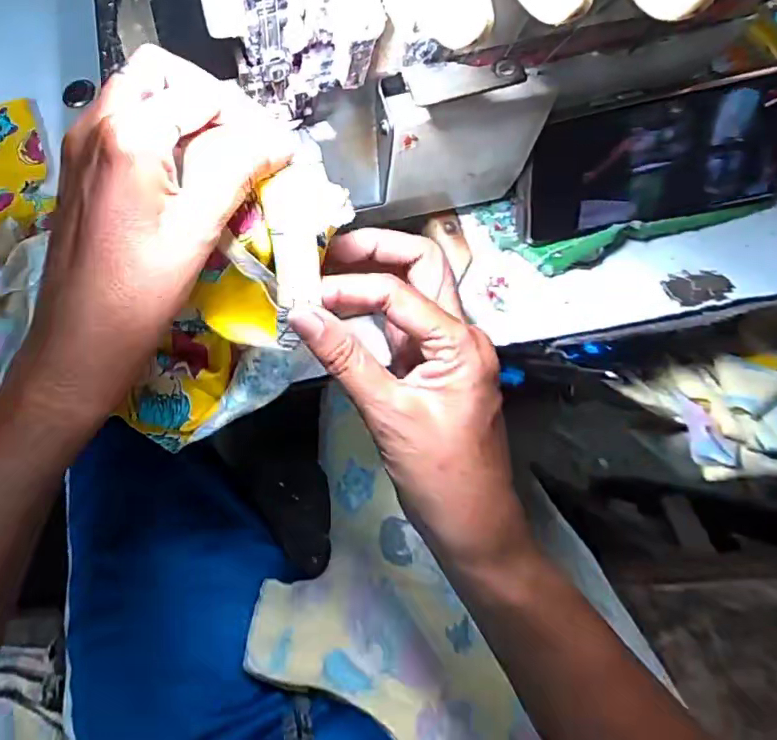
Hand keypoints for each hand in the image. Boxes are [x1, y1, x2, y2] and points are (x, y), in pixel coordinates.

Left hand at [7, 46, 293, 435]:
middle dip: (202, 94)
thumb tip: (279, 137)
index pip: (202, 94)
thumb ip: (237, 168)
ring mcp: (79, 145)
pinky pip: (118, 123)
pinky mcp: (77, 167)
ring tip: (214, 155)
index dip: (245, 118)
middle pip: (157, 72)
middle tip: (237, 138)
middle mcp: (94, 125)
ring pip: (135, 94)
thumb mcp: (196, 230)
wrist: (75, 344)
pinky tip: (180, 172)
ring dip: (177, 110)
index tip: (273, 150)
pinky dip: (153, 130)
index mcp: (127, 134)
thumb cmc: (136, 297)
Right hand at [287, 230, 534, 574]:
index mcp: (459, 342)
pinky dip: (368, 305)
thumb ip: (344, 359)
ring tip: (325, 273)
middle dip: (376, 249)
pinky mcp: (427, 362)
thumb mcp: (388, 415)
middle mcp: (458, 332)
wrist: (475, 527)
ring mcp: (444, 346)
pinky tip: (337, 310)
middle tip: (327, 252)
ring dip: (372, 271)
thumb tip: (300, 313)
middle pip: (422, 263)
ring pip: (413, 285)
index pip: (397, 291)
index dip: (348, 288)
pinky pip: (398, 318)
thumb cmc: (442, 476)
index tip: (307, 299)